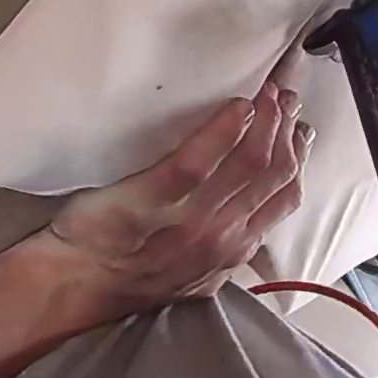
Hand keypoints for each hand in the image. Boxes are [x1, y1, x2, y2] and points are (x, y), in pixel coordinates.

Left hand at [23, 79, 313, 324]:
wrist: (77, 285)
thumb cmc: (130, 274)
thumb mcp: (198, 273)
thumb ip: (229, 244)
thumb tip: (248, 211)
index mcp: (234, 246)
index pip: (284, 195)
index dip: (299, 155)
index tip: (300, 126)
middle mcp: (222, 234)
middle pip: (274, 173)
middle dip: (288, 129)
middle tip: (287, 95)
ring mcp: (190, 221)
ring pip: (248, 164)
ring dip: (267, 122)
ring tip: (269, 92)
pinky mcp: (150, 204)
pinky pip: (196, 163)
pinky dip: (222, 132)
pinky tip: (237, 106)